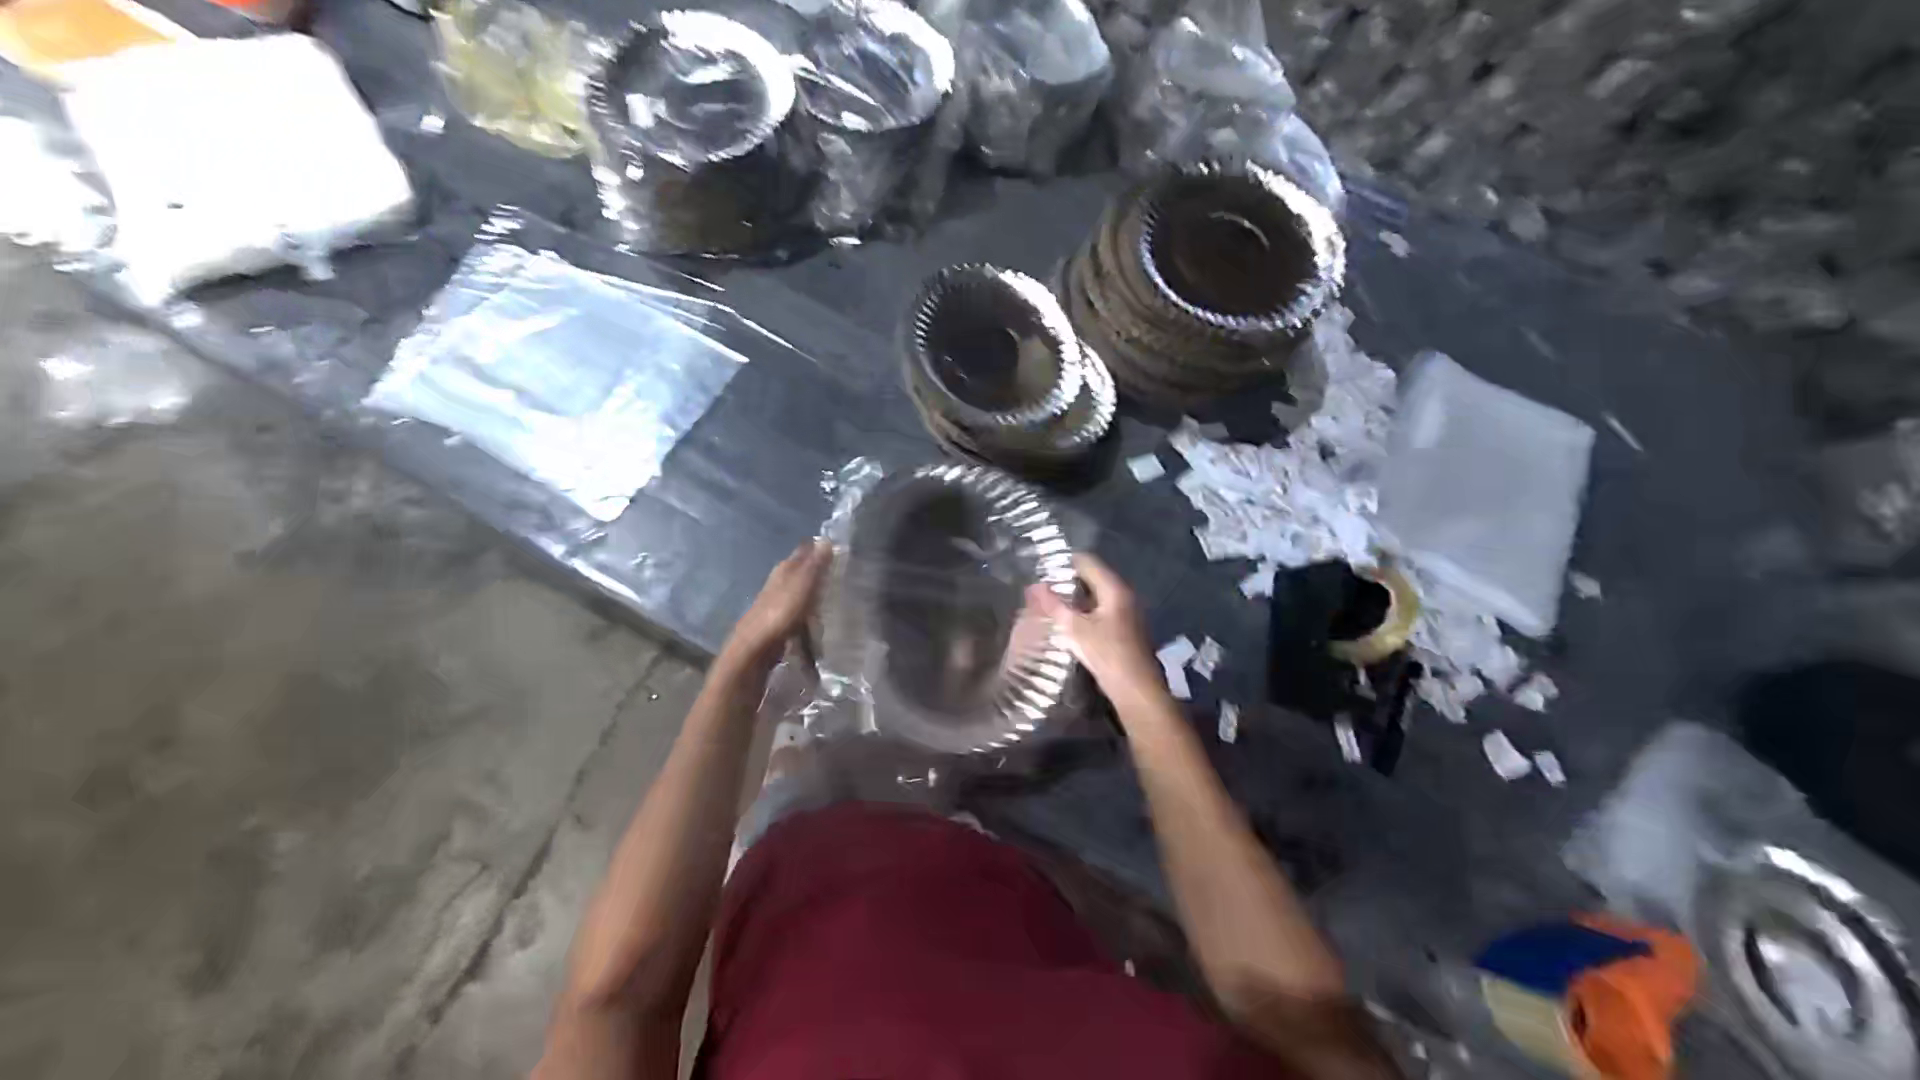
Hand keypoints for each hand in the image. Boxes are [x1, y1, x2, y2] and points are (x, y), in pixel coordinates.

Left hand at [724, 540, 830, 665]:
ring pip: (798, 588)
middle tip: (840, 572)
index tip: (838, 550)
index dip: (819, 549)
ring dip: (812, 589)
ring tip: (833, 593)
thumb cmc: (782, 612)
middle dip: (817, 569)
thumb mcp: (803, 585)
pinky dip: (807, 607)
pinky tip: (817, 613)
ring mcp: (776, 599)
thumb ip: (815, 564)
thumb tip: (825, 539)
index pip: (804, 551)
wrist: (756, 645)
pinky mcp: (777, 618)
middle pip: (800, 569)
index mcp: (785, 568)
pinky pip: (798, 607)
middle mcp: (778, 580)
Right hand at [1026, 553, 1164, 708]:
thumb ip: (1054, 605)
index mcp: (1114, 589)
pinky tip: (1067, 620)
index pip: (1087, 562)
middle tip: (1042, 587)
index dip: (1064, 562)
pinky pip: (1100, 609)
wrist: (1136, 689)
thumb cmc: (1107, 655)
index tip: (1042, 568)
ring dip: (1074, 597)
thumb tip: (1034, 586)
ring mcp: (1126, 611)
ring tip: (1050, 603)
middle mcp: (1123, 595)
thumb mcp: (1075, 629)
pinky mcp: (1124, 627)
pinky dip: (1084, 610)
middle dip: (1067, 580)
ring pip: (1096, 594)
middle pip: (1092, 576)